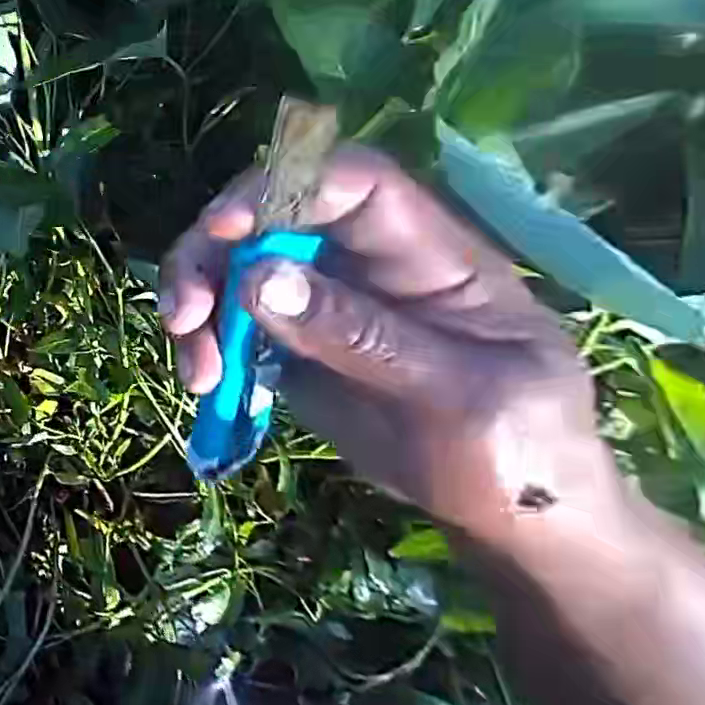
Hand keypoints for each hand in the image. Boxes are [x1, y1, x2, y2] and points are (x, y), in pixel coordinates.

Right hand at [159, 145, 623, 539]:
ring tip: (195, 368)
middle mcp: (358, 259)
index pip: (351, 182)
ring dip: (196, 304)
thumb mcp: (460, 398)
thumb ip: (361, 334)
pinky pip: (223, 316)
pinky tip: (204, 381)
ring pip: (229, 264)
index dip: (283, 185)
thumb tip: (257, 277)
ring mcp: (315, 295)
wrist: (507, 521)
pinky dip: (199, 341)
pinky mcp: (283, 334)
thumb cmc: (521, 457)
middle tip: (183, 313)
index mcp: (424, 253)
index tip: (224, 227)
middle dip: (209, 256)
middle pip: (263, 216)